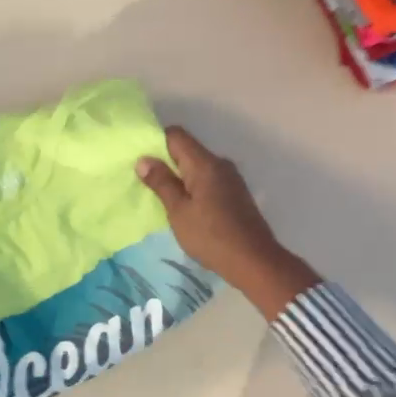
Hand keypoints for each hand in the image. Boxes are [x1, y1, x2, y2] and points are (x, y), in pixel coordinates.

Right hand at [137, 126, 320, 320]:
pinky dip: (194, 187)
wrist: (254, 260)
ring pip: (198, 167)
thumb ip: (162, 183)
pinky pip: (209, 180)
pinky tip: (187, 208)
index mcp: (205, 163)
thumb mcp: (179, 211)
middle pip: (187, 150)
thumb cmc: (211, 236)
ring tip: (163, 197)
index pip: (176, 135)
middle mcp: (220, 163)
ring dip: (180, 177)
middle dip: (166, 162)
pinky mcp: (236, 193)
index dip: (156, 142)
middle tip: (146, 182)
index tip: (141, 161)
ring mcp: (231, 178)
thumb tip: (143, 159)